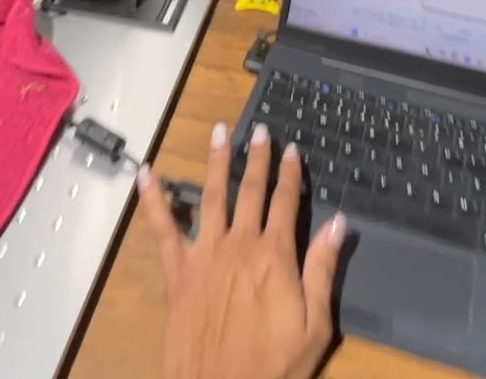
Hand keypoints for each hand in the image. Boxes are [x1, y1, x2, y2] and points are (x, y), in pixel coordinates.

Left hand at [137, 122, 346, 378]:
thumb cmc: (275, 366)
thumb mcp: (315, 324)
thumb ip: (323, 268)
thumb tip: (338, 221)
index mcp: (274, 255)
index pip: (285, 202)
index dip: (290, 173)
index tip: (292, 149)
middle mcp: (239, 244)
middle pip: (250, 190)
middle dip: (257, 158)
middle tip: (260, 130)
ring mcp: (205, 254)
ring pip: (211, 197)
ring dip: (216, 162)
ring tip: (220, 132)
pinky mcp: (178, 272)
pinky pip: (163, 230)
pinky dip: (153, 200)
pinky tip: (146, 173)